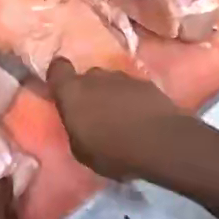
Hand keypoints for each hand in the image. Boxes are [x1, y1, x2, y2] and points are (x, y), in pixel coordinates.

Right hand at [45, 59, 188, 180]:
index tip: (62, 90)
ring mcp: (123, 78)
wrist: (161, 143)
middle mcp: (94, 77)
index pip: (58, 68)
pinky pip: (133, 89)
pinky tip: (141, 119)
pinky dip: (134, 100)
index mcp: (71, 91)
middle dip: (90, 90)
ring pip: (111, 82)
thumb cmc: (112, 151)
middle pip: (87, 77)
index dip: (59, 76)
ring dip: (112, 95)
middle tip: (96, 113)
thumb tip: (77, 122)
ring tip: (122, 118)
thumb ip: (75, 128)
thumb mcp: (80, 150)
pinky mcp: (148, 84)